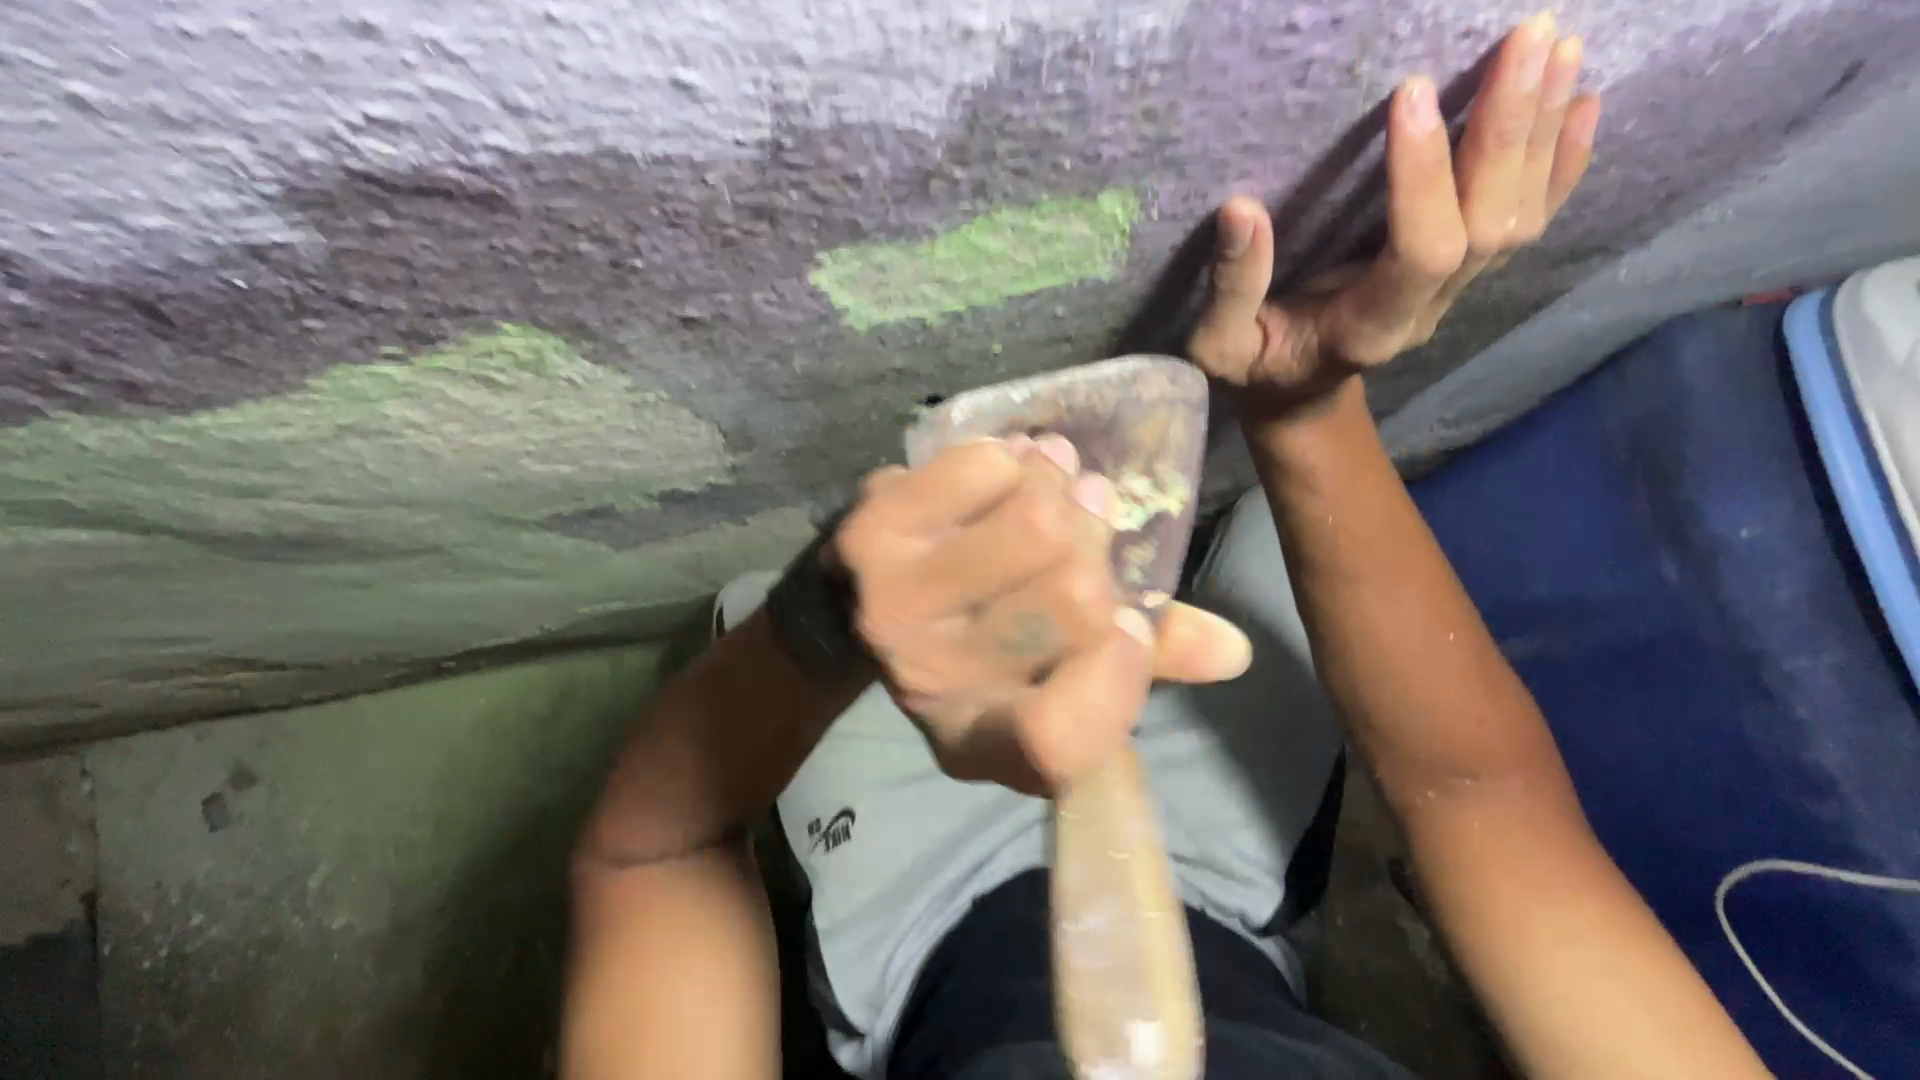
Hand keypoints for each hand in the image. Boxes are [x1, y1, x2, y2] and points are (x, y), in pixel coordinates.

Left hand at [833, 434, 1251, 795]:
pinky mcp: (867, 537)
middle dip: (1098, 545)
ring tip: (1056, 482)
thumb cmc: (978, 631)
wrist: (860, 595)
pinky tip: (1008, 467)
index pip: (1056, 744)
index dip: (1116, 679)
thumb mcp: (1054, 663)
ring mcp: (891, 611)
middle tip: (1092, 515)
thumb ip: (1146, 658)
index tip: (1134, 620)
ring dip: (1062, 488)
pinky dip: (1012, 456)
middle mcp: (929, 687)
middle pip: (1073, 602)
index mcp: (983, 741)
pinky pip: (982, 471)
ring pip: (1035, 526)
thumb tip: (1231, 649)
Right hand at [1190, 13, 1600, 416]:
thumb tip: (1239, 209)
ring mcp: (1451, 296)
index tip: (1410, 93)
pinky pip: (1526, 225)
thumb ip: (1230, 289)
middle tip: (1526, 39)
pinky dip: (1561, 165)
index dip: (1425, 177)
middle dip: (1509, 132)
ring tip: (1555, 50)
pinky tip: (1583, 106)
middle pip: (1490, 224)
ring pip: (1519, 218)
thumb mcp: (1218, 345)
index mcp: (1367, 329)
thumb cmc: (1252, 371)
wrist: (1296, 397)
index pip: (1422, 251)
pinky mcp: (1459, 279)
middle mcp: (1425, 312)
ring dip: (1541, 133)